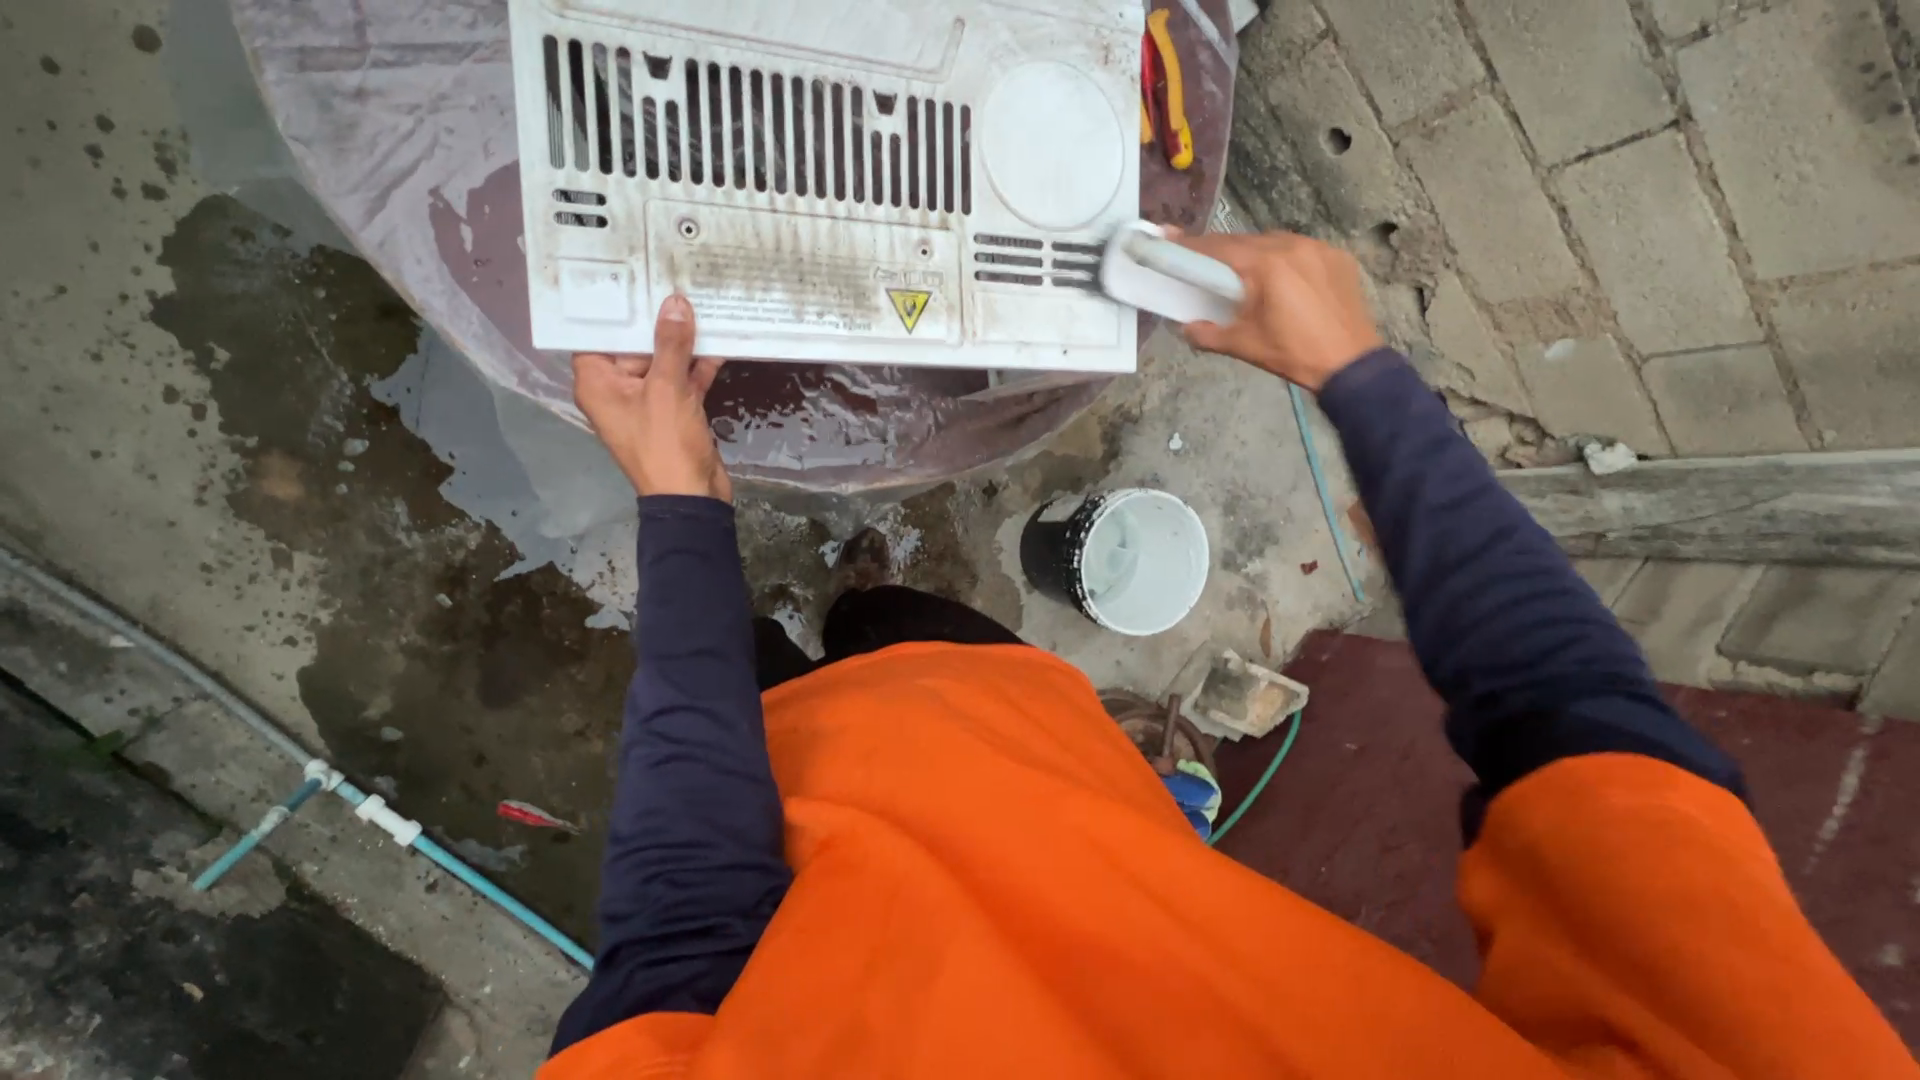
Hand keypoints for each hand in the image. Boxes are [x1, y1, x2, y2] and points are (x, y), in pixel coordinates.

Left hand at [573, 295, 730, 501]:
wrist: (691, 496)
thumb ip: (671, 344)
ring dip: (684, 343)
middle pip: (634, 345)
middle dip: (658, 320)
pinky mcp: (674, 413)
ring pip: (663, 363)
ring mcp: (648, 403)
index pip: (598, 335)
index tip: (633, 277)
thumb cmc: (666, 442)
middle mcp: (617, 390)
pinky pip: (682, 382)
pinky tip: (720, 342)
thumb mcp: (667, 388)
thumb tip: (675, 303)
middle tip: (675, 281)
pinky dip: (698, 367)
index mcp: (598, 383)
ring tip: (703, 304)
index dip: (616, 309)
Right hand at [1172, 231, 1383, 391]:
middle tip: (1203, 262)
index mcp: (1267, 265)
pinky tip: (1280, 280)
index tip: (1168, 237)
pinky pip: (1301, 251)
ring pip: (1275, 243)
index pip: (1219, 248)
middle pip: (1247, 241)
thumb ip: (1207, 334)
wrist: (1348, 363)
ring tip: (1245, 275)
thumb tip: (1186, 328)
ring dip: (1255, 254)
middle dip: (1222, 251)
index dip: (1191, 244)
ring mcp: (1319, 249)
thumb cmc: (1291, 354)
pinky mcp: (1338, 257)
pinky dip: (1284, 260)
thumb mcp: (1242, 346)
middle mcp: (1293, 246)